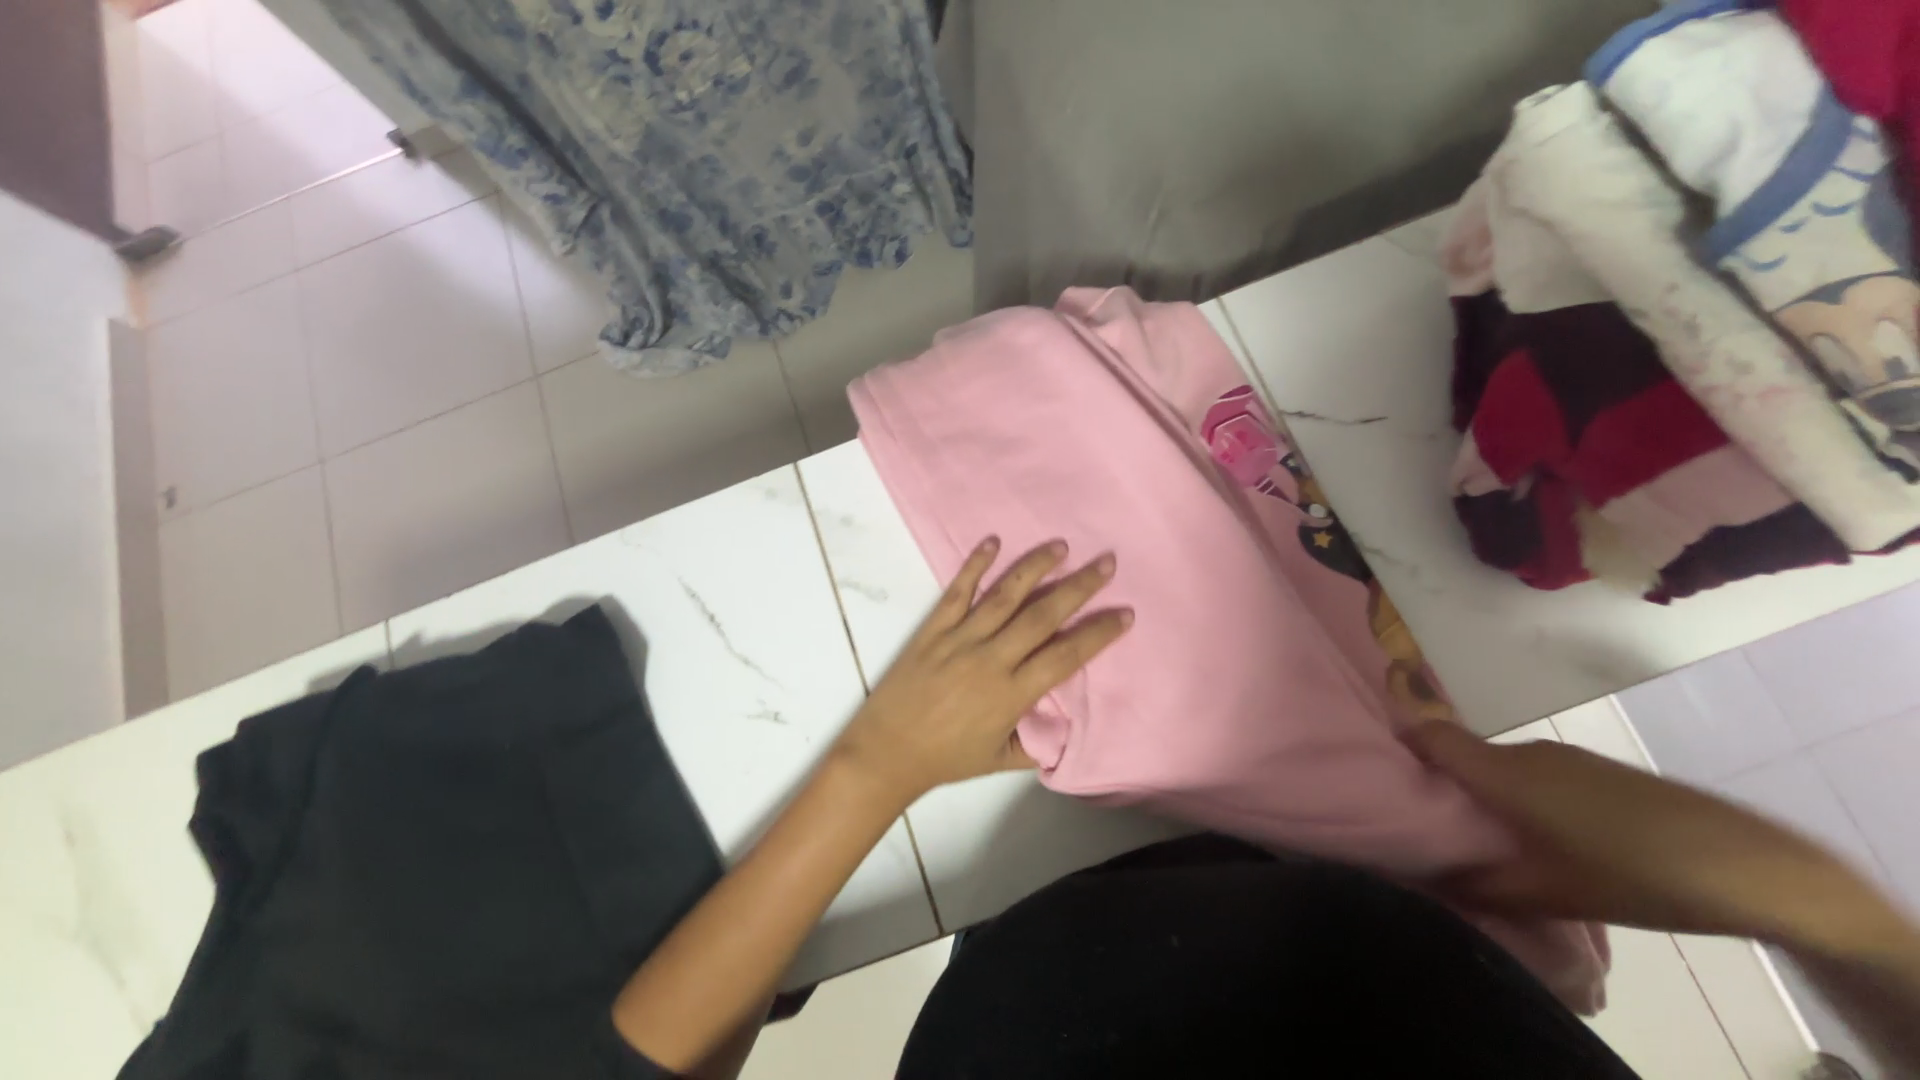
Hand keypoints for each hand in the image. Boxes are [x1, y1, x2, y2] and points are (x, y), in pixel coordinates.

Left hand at [832, 537, 1131, 805]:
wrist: (886, 752)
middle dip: (1079, 588)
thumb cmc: (945, 759)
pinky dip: (974, 566)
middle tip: (1106, 563)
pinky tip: (993, 542)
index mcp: (1012, 694)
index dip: (1098, 634)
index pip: (1066, 657)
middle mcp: (991, 660)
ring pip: (1004, 596)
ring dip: (1035, 567)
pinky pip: (957, 593)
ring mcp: (960, 640)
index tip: (1125, 614)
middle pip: (1043, 616)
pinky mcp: (933, 630)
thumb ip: (1035, 744)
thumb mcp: (999, 760)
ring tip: (1061, 545)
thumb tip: (1064, 728)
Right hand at [1404, 721, 1906, 958]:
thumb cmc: (1634, 874)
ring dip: (1485, 795)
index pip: (1430, 735)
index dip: (1399, 747)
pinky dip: (1521, 798)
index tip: (1380, 777)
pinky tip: (1541, 840)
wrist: (1749, 866)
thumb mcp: (1550, 892)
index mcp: (1506, 773)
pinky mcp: (1596, 771)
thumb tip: (1431, 879)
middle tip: (1427, 827)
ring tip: (1485, 841)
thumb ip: (1483, 885)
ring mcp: (1567, 759)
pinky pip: (1535, 775)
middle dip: (1440, 784)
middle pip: (1463, 754)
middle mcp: (1529, 752)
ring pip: (1501, 768)